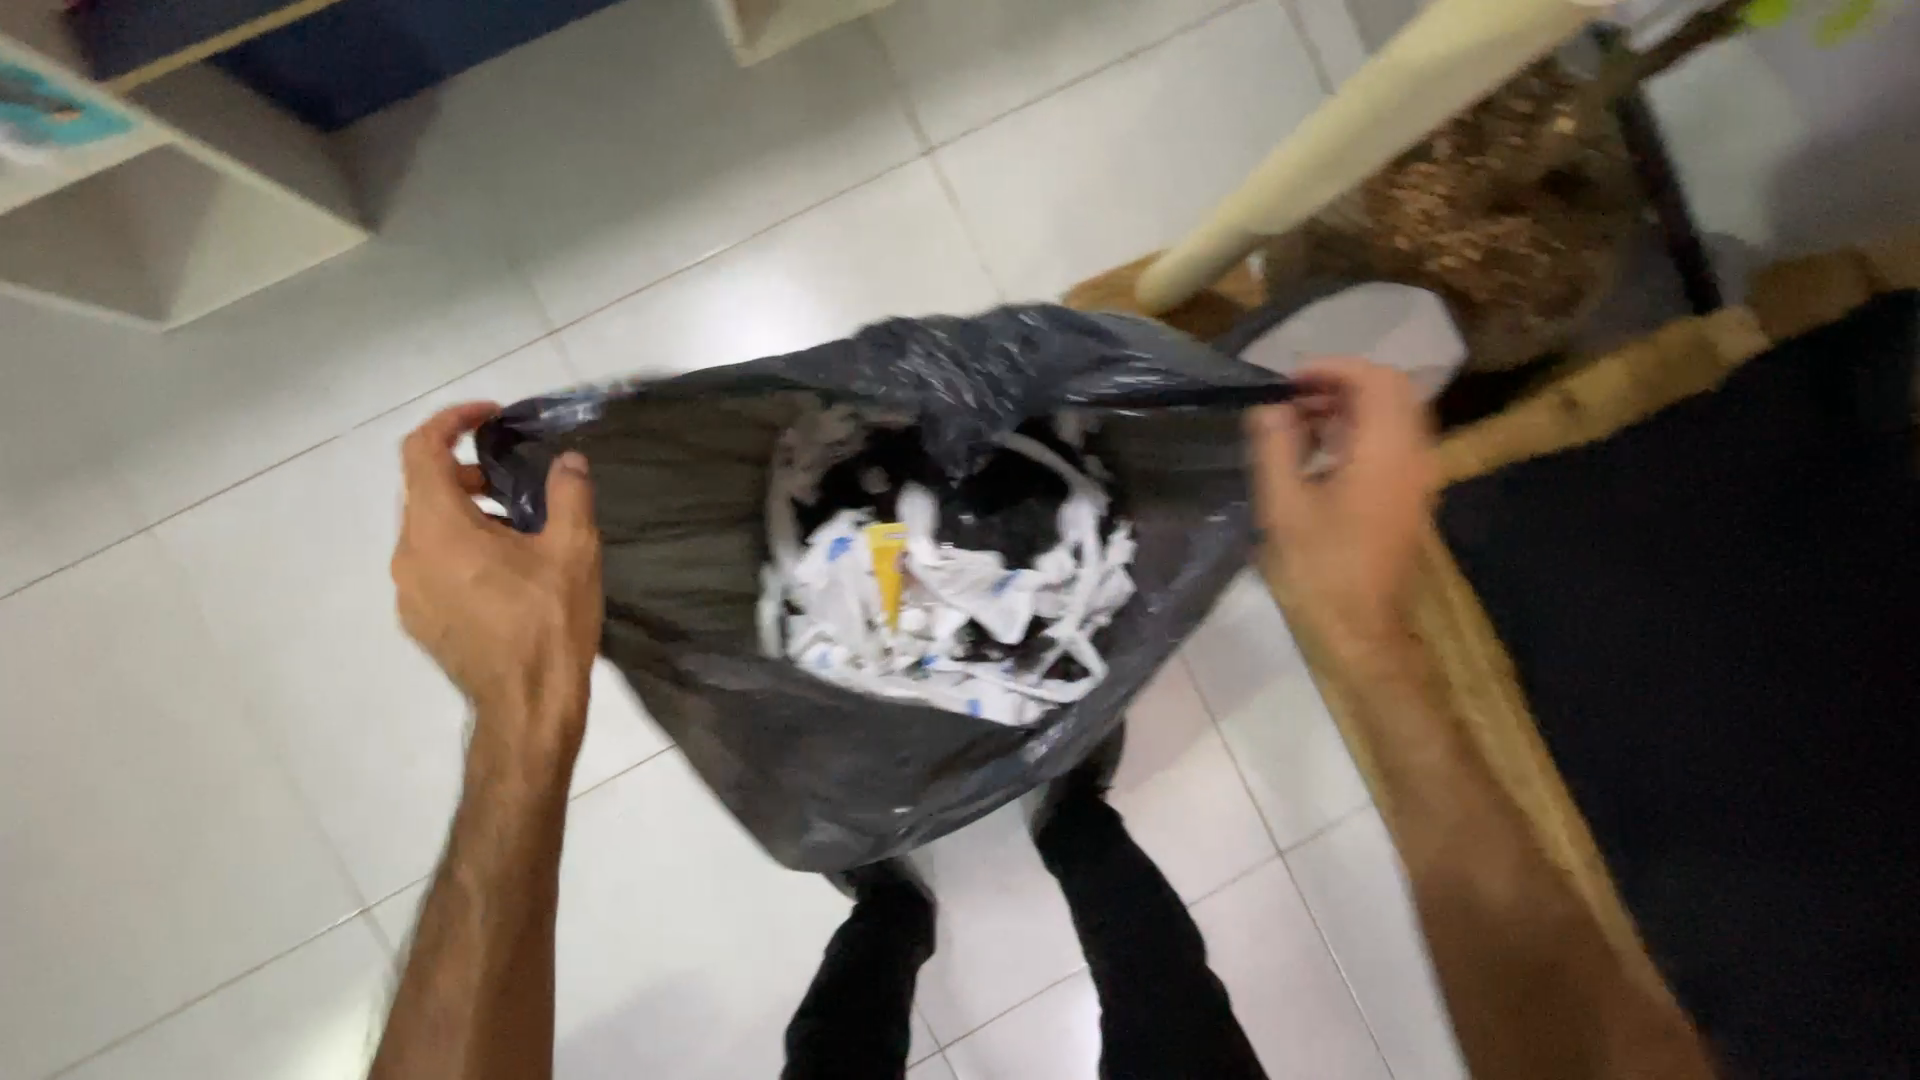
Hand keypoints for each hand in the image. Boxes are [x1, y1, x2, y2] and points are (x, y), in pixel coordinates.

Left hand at [392, 402, 602, 760]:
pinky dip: (461, 550)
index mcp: (438, 529)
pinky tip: (506, 575)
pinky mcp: (418, 620)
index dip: (451, 421)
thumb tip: (568, 460)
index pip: (421, 450)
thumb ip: (569, 494)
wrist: (527, 705)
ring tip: (521, 533)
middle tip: (519, 483)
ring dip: (467, 515)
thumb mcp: (574, 550)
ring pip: (428, 531)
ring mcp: (407, 592)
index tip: (491, 416)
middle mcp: (408, 554)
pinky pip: (432, 566)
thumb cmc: (550, 621)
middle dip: (469, 473)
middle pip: (424, 491)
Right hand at [1247, 358, 1438, 664]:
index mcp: (1385, 454)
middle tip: (1292, 399)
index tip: (1288, 381)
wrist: (1360, 628)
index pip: (1374, 380)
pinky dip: (1359, 432)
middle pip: (1391, 391)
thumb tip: (1267, 405)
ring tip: (1298, 424)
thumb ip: (1275, 446)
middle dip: (1340, 384)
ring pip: (1394, 415)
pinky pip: (1393, 442)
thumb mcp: (1283, 506)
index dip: (1331, 369)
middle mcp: (1414, 456)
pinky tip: (1320, 454)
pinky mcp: (1411, 494)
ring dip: (1349, 408)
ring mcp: (1418, 476)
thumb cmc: (1318, 569)